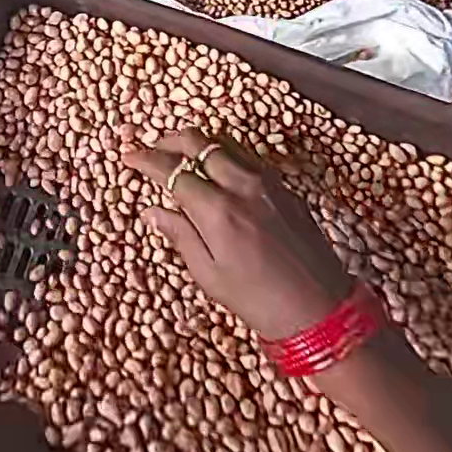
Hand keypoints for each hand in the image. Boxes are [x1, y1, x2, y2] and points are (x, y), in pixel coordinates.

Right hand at [120, 129, 353, 340]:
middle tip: (152, 148)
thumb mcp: (208, 274)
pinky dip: (223, 154)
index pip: (173, 170)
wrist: (321, 310)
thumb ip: (180, 234)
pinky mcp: (285, 188)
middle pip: (199, 142)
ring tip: (180, 153)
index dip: (146, 160)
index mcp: (218, 211)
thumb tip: (153, 210)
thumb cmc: (257, 300)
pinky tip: (214, 169)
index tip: (130, 156)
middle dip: (170, 140)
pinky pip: (247, 158)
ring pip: (225, 143)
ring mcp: (268, 184)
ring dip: (197, 142)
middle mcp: (243, 187)